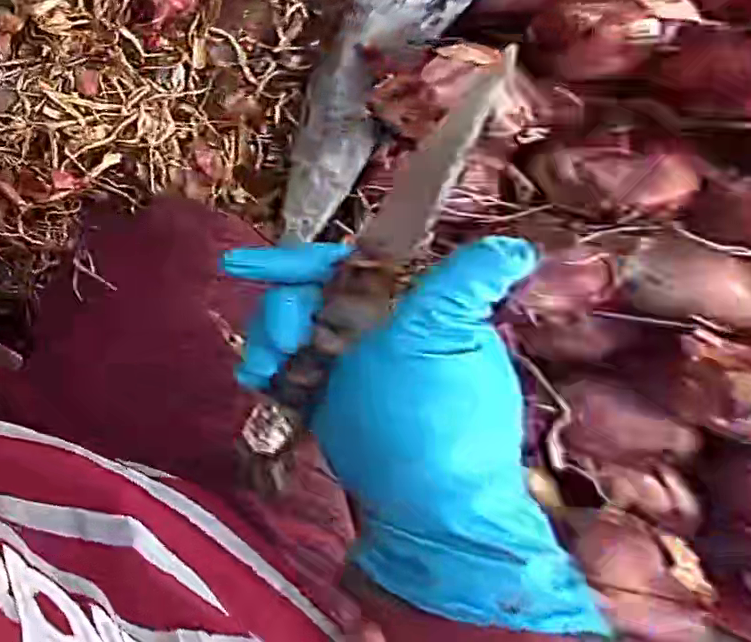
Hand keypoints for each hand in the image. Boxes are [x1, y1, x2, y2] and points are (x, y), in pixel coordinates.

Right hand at [224, 238, 608, 636]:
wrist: (422, 503)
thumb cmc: (433, 419)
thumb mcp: (438, 346)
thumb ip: (457, 291)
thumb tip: (512, 247)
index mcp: (395, 307)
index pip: (331, 265)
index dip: (287, 262)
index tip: (238, 266)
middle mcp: (364, 324)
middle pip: (295, 294)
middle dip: (277, 317)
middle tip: (282, 348)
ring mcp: (336, 354)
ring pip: (277, 325)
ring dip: (265, 345)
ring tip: (269, 376)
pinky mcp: (314, 382)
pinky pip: (273, 358)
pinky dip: (261, 367)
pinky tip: (260, 384)